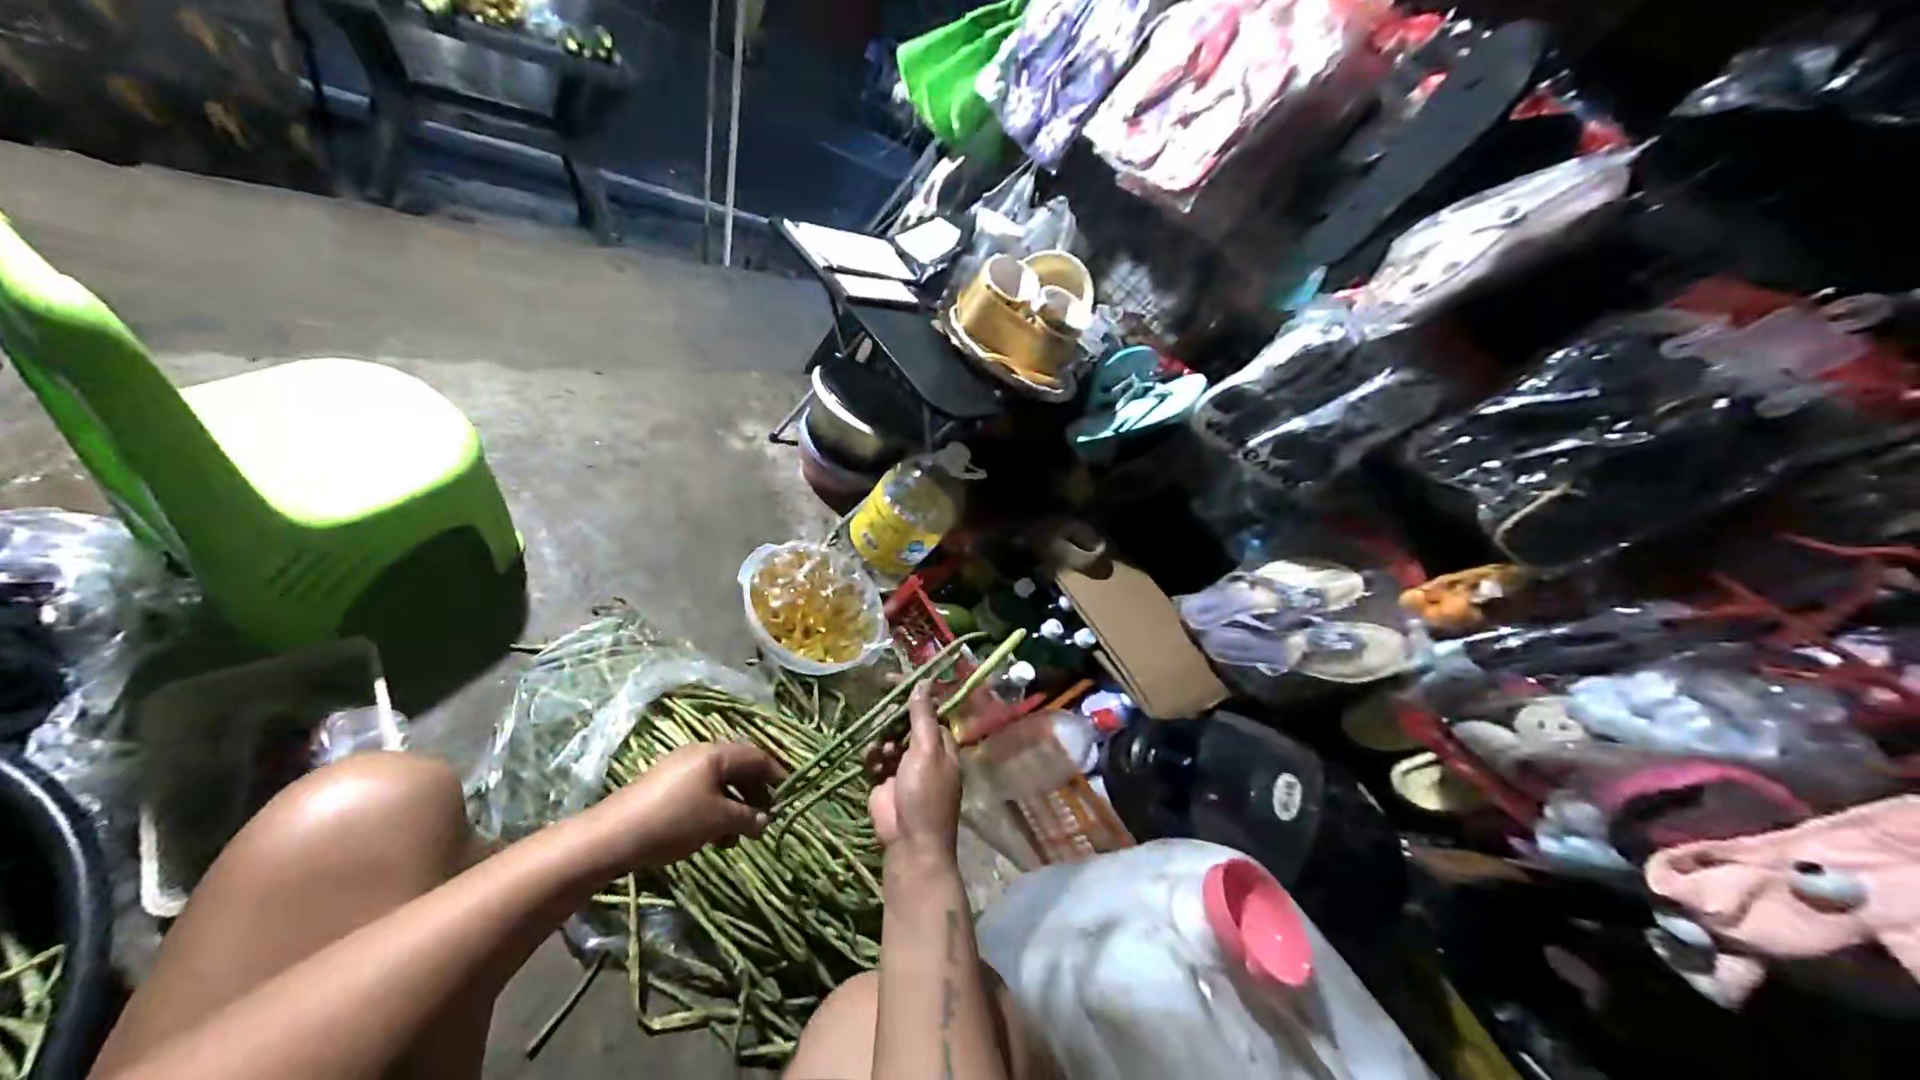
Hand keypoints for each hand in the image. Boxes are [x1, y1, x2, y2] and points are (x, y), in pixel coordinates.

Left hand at [581, 742, 783, 869]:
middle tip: (765, 818)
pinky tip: (714, 836)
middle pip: (739, 768)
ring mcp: (680, 769)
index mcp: (716, 754)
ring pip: (720, 782)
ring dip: (735, 805)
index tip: (789, 797)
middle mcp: (700, 754)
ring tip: (739, 835)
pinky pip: (702, 791)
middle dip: (755, 793)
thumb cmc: (674, 821)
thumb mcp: (719, 821)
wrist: (612, 837)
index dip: (777, 775)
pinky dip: (715, 809)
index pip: (758, 756)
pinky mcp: (665, 787)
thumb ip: (748, 818)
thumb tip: (766, 820)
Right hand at [867, 683, 960, 865]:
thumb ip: (923, 717)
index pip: (927, 710)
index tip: (891, 679)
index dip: (911, 694)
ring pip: (888, 739)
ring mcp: (904, 767)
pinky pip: (875, 759)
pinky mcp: (884, 781)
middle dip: (891, 719)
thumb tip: (925, 682)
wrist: (910, 842)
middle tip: (882, 717)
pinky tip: (871, 762)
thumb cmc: (925, 793)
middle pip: (905, 723)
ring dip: (880, 740)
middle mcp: (925, 752)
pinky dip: (872, 757)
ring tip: (879, 750)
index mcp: (942, 743)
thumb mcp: (927, 750)